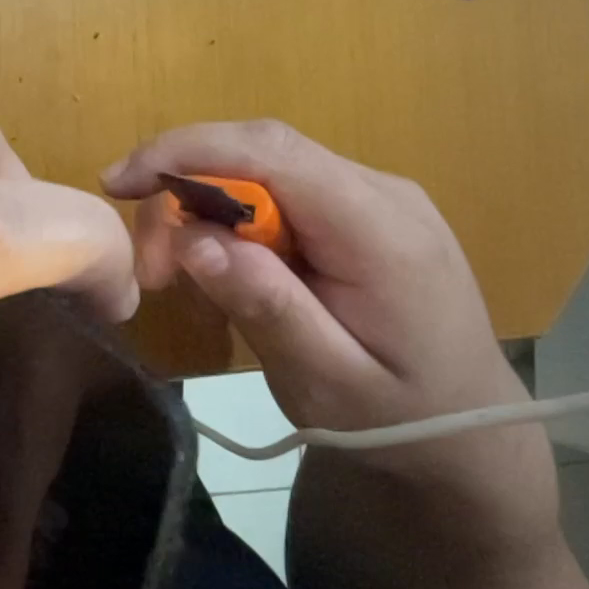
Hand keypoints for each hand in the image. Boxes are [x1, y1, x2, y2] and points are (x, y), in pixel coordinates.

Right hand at [103, 122, 588, 588]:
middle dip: (183, 188)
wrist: (469, 438)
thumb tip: (195, 240)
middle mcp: (380, 192)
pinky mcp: (359, 209)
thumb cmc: (401, 420)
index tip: (118, 183)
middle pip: (259, 151)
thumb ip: (268, 308)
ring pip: (262, 166)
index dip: (185, 151)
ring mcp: (374, 196)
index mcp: (381, 229)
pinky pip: (278, 189)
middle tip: (149, 265)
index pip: (270, 151)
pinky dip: (229, 214)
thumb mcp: (328, 383)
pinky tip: (219, 260)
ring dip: (203, 206)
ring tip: (175, 271)